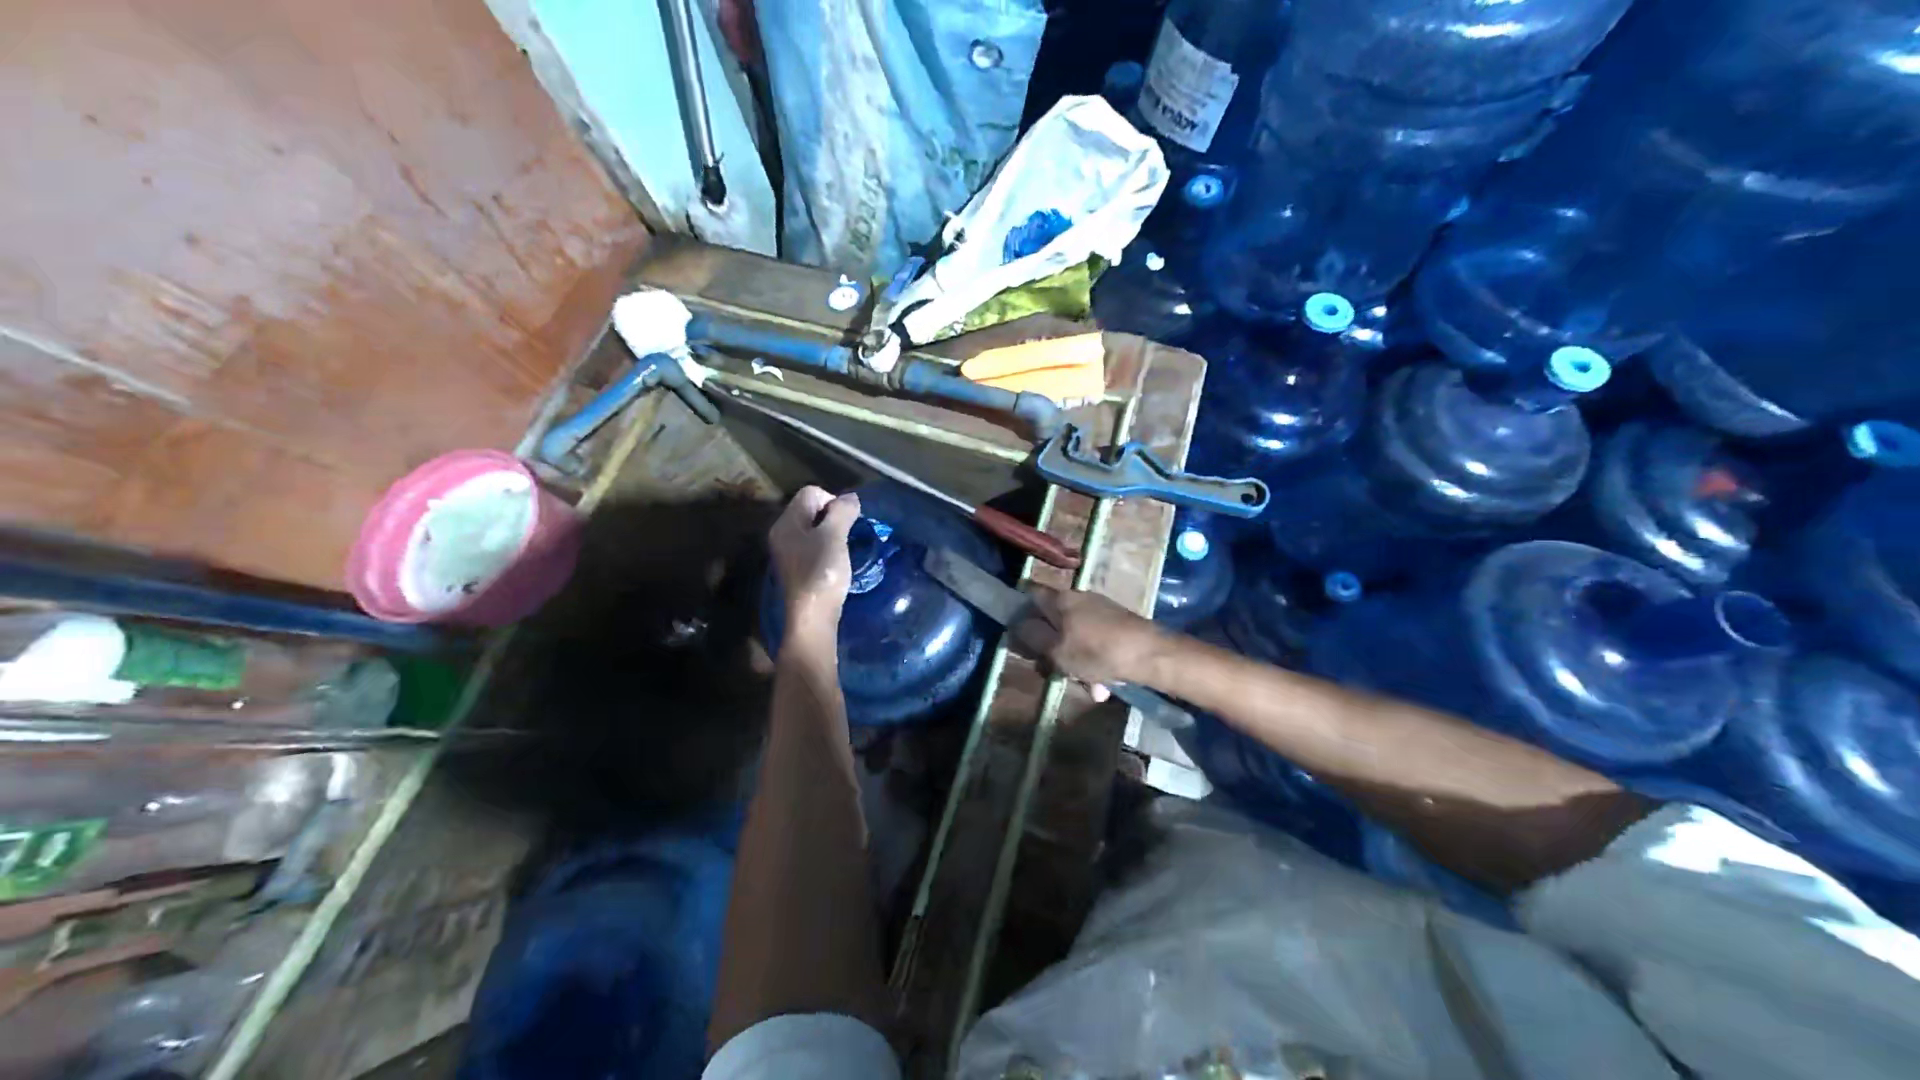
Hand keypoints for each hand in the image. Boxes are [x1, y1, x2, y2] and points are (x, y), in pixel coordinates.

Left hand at [769, 486, 861, 638]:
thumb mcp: (835, 538)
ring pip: (812, 529)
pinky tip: (835, 562)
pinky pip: (811, 546)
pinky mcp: (795, 567)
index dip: (833, 500)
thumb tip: (851, 498)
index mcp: (787, 522)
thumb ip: (842, 513)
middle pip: (809, 509)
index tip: (846, 523)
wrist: (812, 617)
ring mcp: (787, 552)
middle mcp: (781, 533)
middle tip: (846, 535)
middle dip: (832, 516)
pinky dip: (825, 548)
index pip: (811, 493)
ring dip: (831, 533)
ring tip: (842, 548)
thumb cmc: (822, 573)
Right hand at [1013, 585, 1168, 695]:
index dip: (1021, 613)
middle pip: (1054, 621)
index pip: (1031, 595)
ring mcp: (1101, 610)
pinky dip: (1096, 663)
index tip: (1020, 638)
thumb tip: (1018, 626)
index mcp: (1061, 599)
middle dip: (1052, 648)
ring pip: (1076, 637)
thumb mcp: (1056, 650)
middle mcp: (1079, 598)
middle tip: (1052, 670)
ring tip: (1087, 686)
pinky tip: (1104, 685)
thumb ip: (1033, 637)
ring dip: (1076, 662)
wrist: (1150, 654)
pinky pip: (1097, 644)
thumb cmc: (1096, 651)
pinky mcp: (1118, 625)